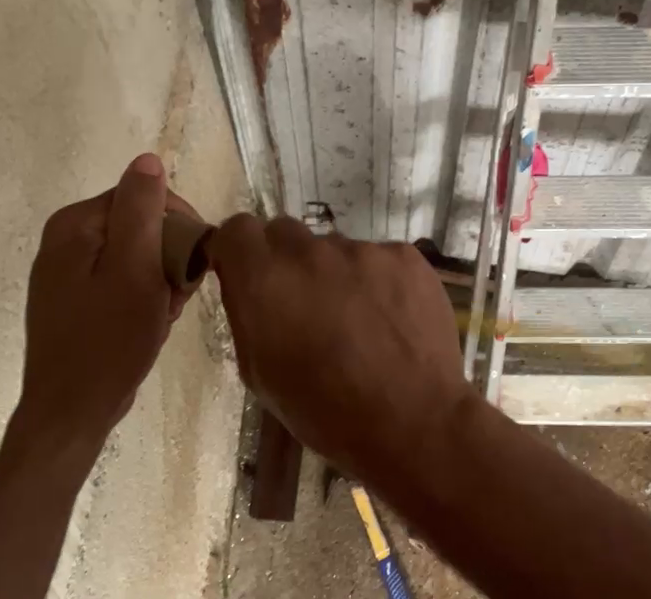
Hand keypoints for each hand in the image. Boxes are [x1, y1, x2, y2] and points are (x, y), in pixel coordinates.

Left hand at [14, 153, 192, 449]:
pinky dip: (142, 297)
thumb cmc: (108, 341)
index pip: (142, 195)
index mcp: (74, 225)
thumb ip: (142, 210)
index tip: (192, 263)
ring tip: (163, 314)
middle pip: (139, 224)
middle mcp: (64, 240)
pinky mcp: (73, 301)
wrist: (71, 415)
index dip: (176, 224)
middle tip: (177, 295)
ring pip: (135, 254)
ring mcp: (66, 273)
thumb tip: (147, 159)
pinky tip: (149, 323)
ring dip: (159, 280)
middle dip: (167, 255)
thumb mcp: (135, 269)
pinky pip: (121, 280)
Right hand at [207, 215, 472, 479]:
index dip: (240, 251)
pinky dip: (378, 280)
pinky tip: (391, 319)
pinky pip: (378, 257)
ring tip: (359, 322)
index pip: (237, 230)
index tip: (247, 274)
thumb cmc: (325, 412)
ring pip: (335, 249)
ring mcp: (361, 249)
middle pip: (285, 233)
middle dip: (286, 262)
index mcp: (266, 280)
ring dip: (336, 274)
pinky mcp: (403, 255)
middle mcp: (309, 252)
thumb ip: (249, 317)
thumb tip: (250, 287)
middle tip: (305, 304)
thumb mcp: (261, 374)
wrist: (414, 421)